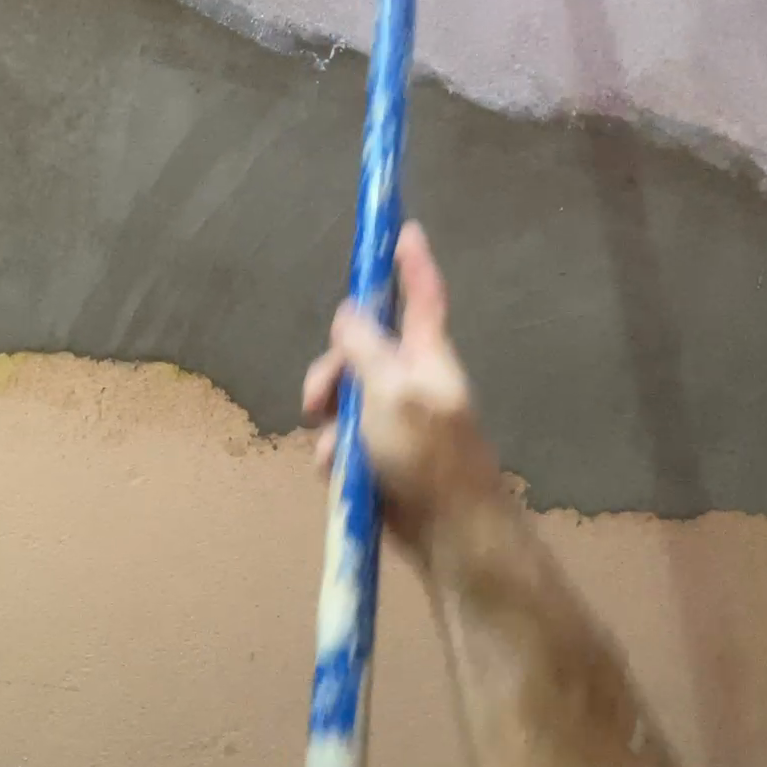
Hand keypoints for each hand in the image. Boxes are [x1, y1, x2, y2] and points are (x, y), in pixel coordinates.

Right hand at [300, 222, 500, 546]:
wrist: (447, 535)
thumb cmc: (427, 458)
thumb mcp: (391, 393)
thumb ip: (365, 349)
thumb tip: (349, 309)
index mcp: (424, 358)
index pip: (421, 298)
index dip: (412, 265)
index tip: (403, 231)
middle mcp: (408, 382)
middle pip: (357, 353)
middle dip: (329, 373)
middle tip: (319, 399)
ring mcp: (392, 420)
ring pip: (340, 400)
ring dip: (325, 423)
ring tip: (332, 453)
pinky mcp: (377, 454)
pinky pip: (339, 438)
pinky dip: (331, 453)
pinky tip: (337, 472)